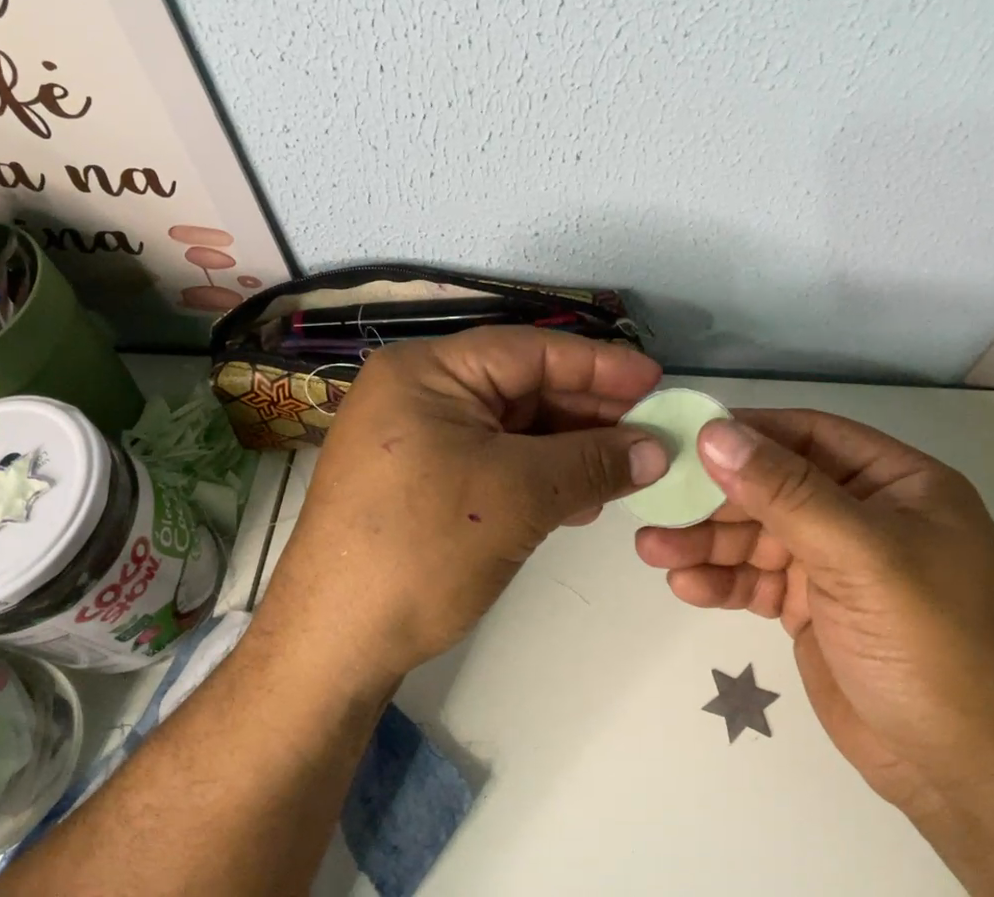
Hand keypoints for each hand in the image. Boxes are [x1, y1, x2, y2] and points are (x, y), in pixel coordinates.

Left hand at [259, 327, 667, 686]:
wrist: (335, 642)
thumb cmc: (424, 549)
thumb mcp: (519, 496)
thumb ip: (593, 461)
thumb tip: (658, 448)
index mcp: (425, 372)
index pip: (529, 350)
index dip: (600, 366)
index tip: (658, 383)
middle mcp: (415, 393)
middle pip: (520, 387)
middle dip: (588, 414)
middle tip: (652, 435)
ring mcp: (413, 439)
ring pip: (510, 429)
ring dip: (569, 450)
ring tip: (626, 473)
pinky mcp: (418, 482)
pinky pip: (490, 461)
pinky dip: (537, 476)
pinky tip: (580, 499)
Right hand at [634, 409, 993, 823]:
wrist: (971, 778)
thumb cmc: (935, 649)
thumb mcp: (863, 558)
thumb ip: (786, 492)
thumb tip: (714, 432)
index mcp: (898, 484)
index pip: (809, 436)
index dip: (746, 432)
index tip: (680, 436)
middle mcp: (866, 516)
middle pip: (773, 488)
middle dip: (714, 498)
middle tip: (653, 503)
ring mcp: (838, 568)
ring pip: (758, 537)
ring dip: (706, 542)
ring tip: (652, 550)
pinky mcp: (814, 613)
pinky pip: (757, 583)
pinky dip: (722, 582)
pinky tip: (685, 587)